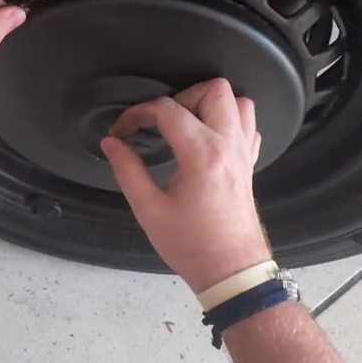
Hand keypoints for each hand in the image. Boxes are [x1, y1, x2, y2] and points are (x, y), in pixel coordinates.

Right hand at [101, 78, 271, 292]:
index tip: (122, 130)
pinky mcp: (249, 164)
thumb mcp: (149, 210)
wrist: (232, 272)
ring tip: (184, 124)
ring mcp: (243, 154)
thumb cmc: (192, 246)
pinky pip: (248, 125)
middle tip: (159, 121)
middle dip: (180, 97)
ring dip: (209, 104)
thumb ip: (127, 170)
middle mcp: (228, 146)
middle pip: (213, 90)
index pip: (167, 110)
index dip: (137, 114)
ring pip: (238, 101)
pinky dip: (228, 120)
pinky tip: (206, 137)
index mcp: (202, 155)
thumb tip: (112, 143)